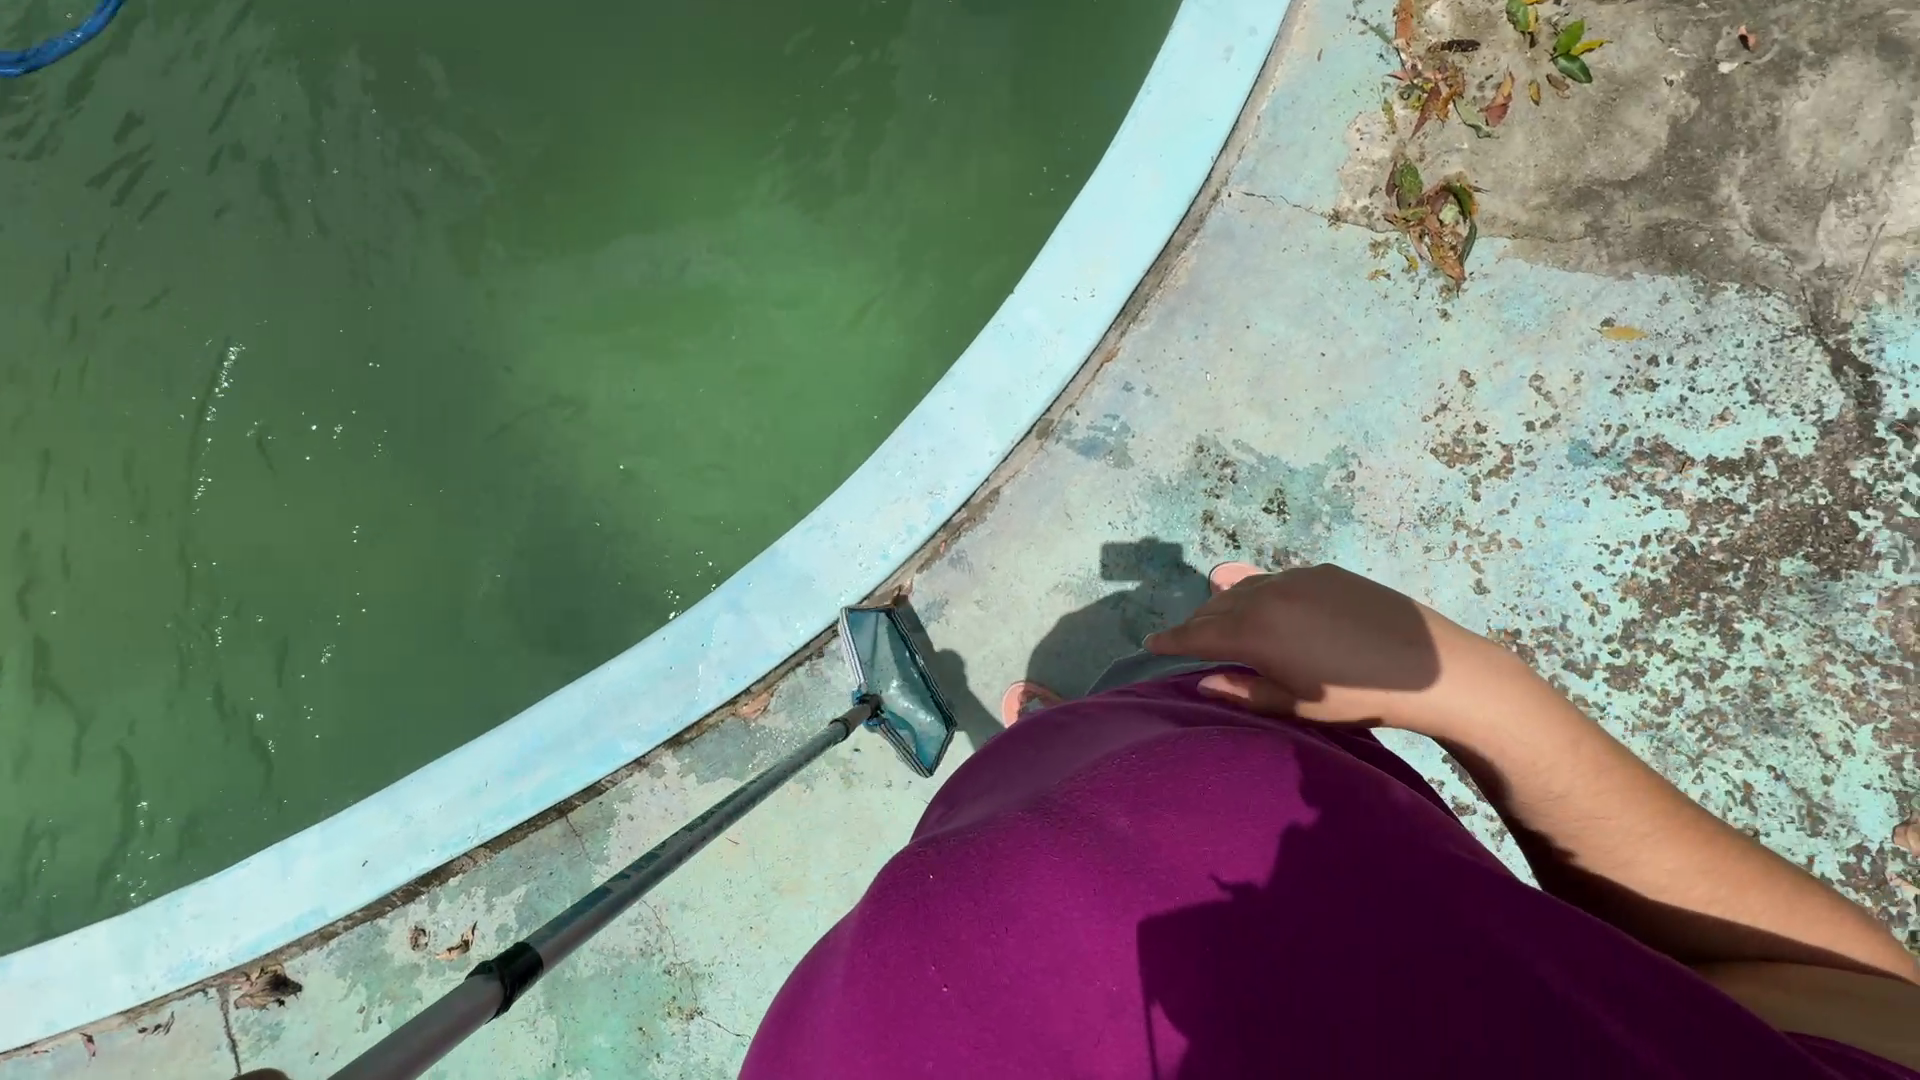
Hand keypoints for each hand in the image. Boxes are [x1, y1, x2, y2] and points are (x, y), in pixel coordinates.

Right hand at [1143, 564, 1517, 736]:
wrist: (1433, 669)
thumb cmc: (1358, 698)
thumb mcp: (1296, 703)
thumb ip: (1243, 690)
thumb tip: (1203, 681)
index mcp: (1253, 633)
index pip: (1196, 636)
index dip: (1170, 641)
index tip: (1149, 643)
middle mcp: (1265, 597)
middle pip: (1214, 608)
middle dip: (1195, 624)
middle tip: (1184, 638)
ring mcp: (1295, 578)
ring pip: (1243, 588)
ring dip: (1224, 605)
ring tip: (1217, 619)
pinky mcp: (1322, 571)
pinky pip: (1273, 579)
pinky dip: (1256, 592)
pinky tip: (1260, 602)